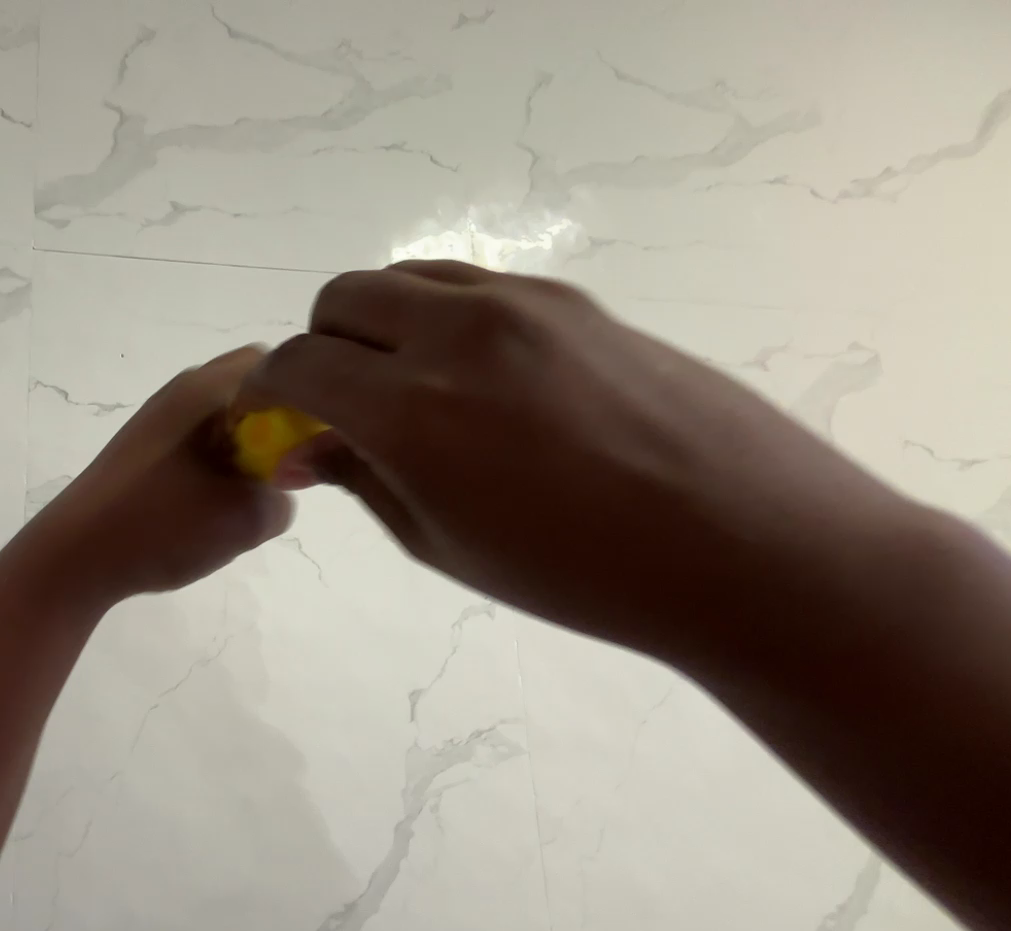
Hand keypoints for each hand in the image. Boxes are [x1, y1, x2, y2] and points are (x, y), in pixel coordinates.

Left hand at [21, 346, 292, 606]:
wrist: (74, 557)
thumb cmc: (161, 527)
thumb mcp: (246, 518)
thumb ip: (283, 496)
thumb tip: (275, 488)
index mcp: (208, 388)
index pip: (284, 369)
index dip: (307, 407)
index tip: (306, 454)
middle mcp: (182, 390)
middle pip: (253, 393)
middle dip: (275, 432)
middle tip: (272, 479)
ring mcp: (157, 419)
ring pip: (225, 424)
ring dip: (242, 458)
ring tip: (231, 504)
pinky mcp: (142, 451)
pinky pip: (197, 447)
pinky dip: (211, 472)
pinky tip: (199, 514)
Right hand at [243, 260, 927, 663]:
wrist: (744, 545)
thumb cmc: (571, 573)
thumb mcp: (437, 539)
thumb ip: (358, 477)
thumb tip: (299, 453)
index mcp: (410, 409)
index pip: (298, 365)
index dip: (265, 390)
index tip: (266, 416)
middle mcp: (455, 333)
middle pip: (341, 298)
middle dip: (316, 347)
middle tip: (334, 404)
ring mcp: (519, 304)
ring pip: (403, 276)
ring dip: (374, 323)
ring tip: (399, 384)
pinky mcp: (569, 298)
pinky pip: (468, 284)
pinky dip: (434, 317)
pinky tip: (467, 376)